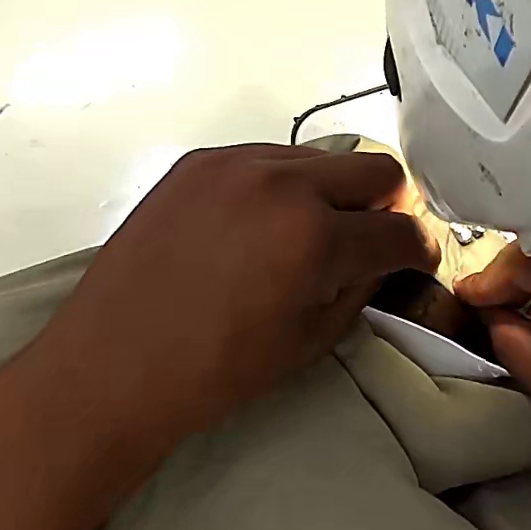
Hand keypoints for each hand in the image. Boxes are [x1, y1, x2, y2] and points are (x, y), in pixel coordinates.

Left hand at [23, 144, 437, 450]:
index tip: (418, 260)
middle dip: (389, 207)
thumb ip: (363, 285)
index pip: (402, 230)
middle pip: (376, 169)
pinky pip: (271, 159)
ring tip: (309, 233)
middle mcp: (283, 184)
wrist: (109, 369)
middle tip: (371, 240)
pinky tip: (262, 224)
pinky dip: (286, 187)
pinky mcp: (200, 162)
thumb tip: (386, 256)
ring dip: (335, 193)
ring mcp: (236, 164)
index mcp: (315, 239)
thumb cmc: (217, 371)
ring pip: (323, 158)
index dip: (421, 249)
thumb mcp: (313, 338)